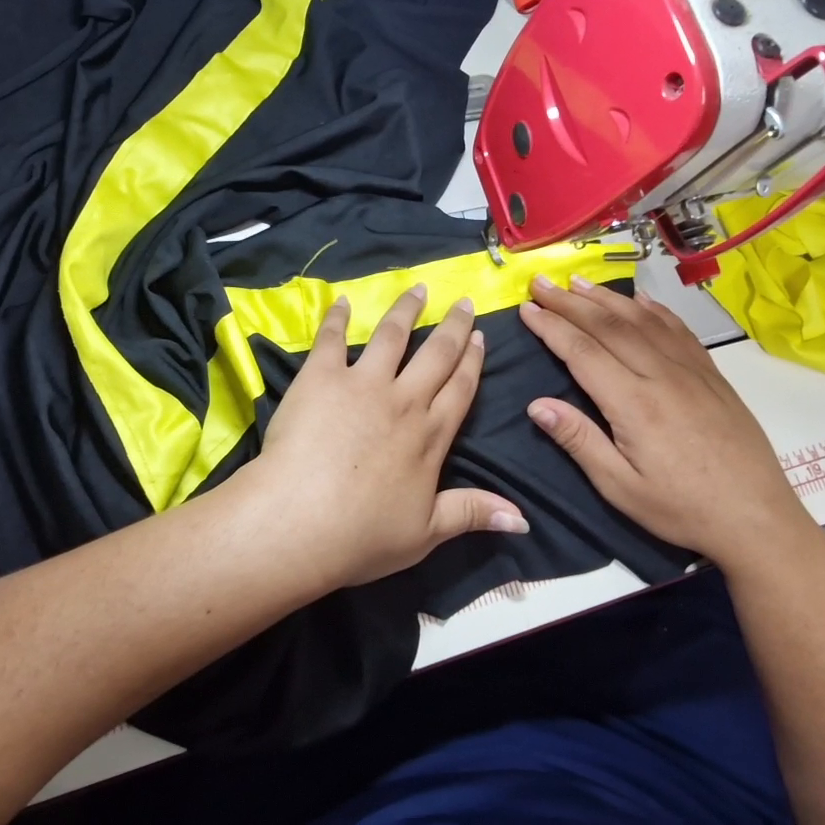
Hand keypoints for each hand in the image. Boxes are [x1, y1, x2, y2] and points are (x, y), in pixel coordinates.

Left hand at [230, 286, 527, 590]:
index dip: (472, 361)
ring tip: (416, 290)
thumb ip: (472, 514)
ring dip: (406, 311)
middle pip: (436, 355)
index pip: (460, 389)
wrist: (300, 519)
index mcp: (430, 436)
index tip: (479, 336)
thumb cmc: (363, 534)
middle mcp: (404, 401)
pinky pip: (332, 339)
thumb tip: (523, 517)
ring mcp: (362, 384)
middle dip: (452, 327)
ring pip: (392, 337)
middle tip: (462, 303)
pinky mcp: (320, 377)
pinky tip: (343, 302)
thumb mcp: (426, 534)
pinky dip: (338, 318)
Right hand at [517, 275, 811, 568]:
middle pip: (608, 326)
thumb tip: (536, 404)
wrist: (757, 518)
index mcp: (634, 404)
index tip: (526, 308)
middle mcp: (661, 375)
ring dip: (606, 298)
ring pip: (642, 321)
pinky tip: (639, 300)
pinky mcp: (712, 375)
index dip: (551, 327)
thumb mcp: (621, 488)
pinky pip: (678, 330)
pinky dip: (654, 309)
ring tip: (578, 282)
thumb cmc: (681, 508)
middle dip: (570, 302)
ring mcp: (691, 371)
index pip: (582, 352)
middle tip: (540, 283)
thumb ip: (579, 441)